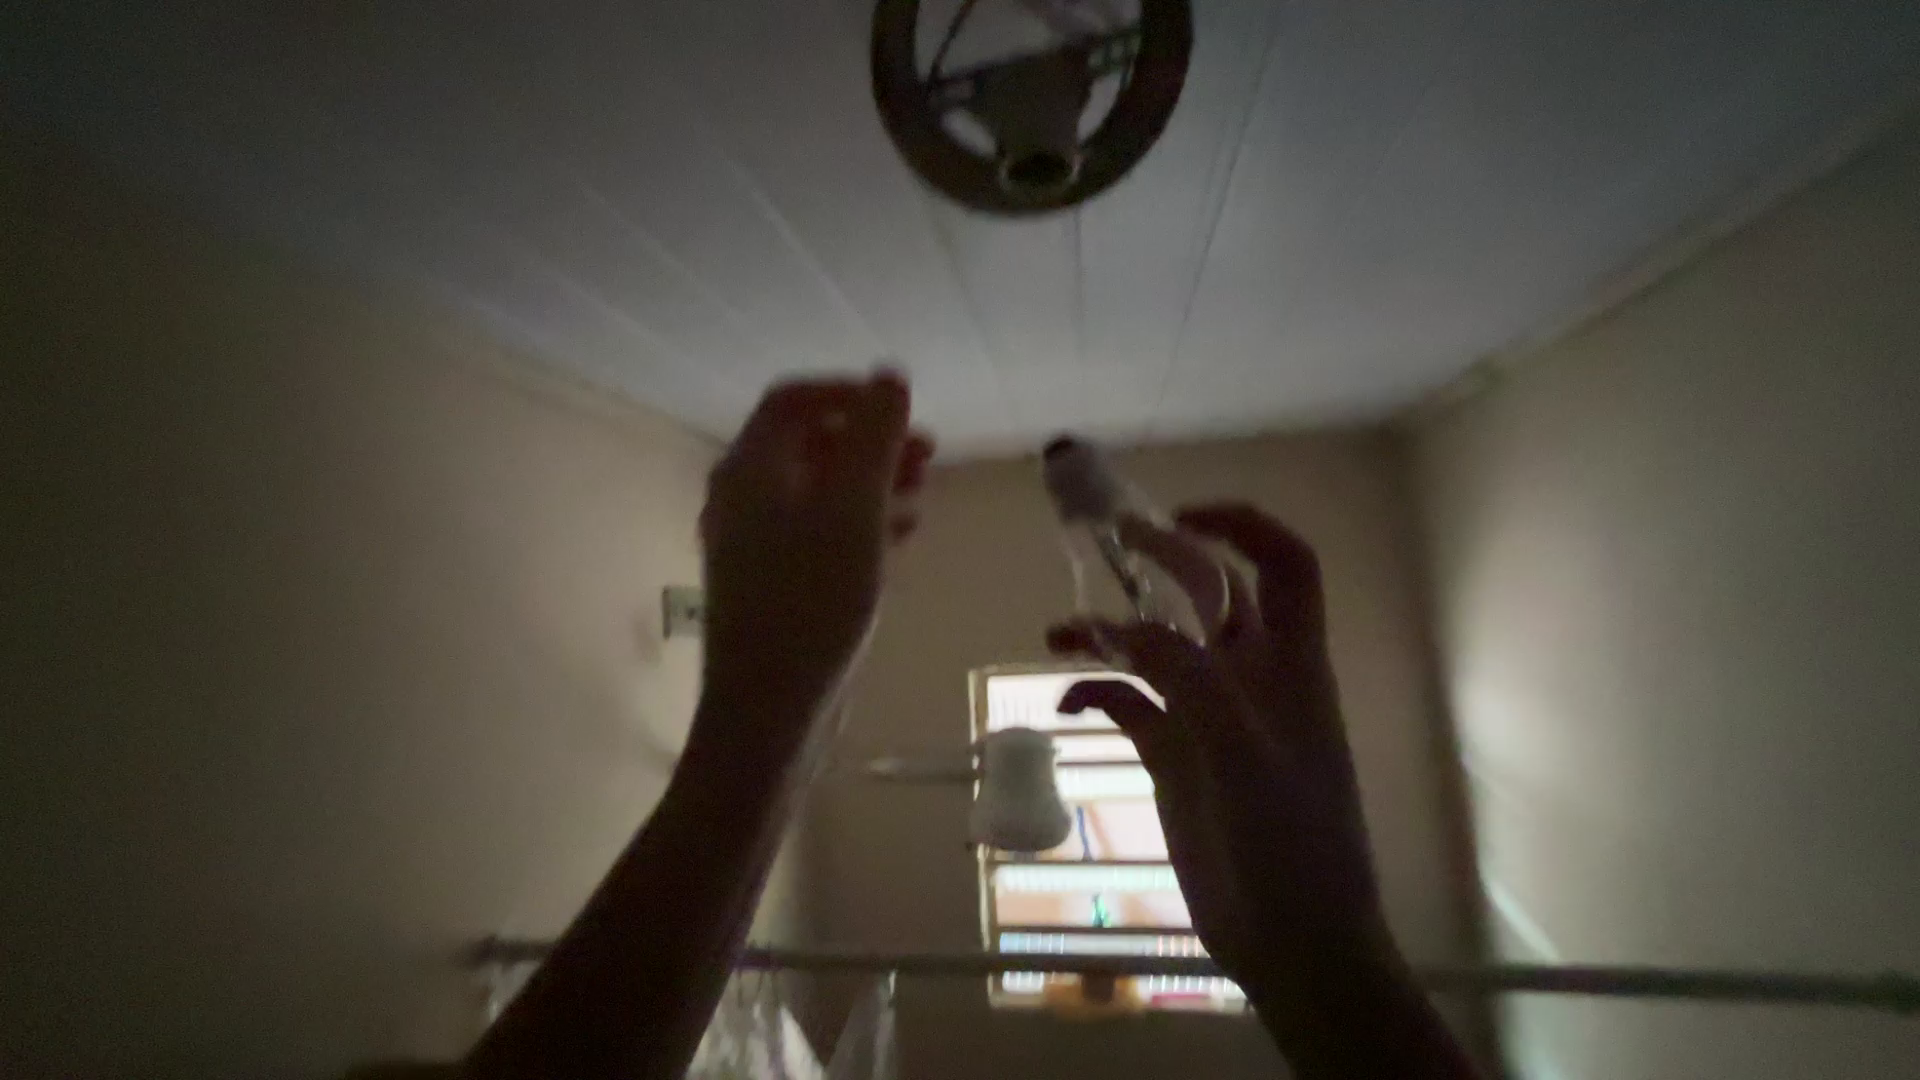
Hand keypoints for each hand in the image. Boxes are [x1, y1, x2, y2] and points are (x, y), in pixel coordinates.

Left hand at [697, 372, 932, 759]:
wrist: (770, 712)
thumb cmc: (813, 602)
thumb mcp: (853, 510)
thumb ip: (874, 437)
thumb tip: (890, 375)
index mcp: (750, 469)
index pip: (794, 401)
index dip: (850, 393)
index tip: (904, 410)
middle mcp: (744, 497)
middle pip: (811, 446)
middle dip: (872, 442)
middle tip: (929, 455)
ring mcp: (757, 543)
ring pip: (821, 491)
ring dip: (872, 484)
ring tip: (922, 497)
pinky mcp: (776, 582)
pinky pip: (821, 532)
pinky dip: (861, 524)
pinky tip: (901, 537)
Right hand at [1046, 504, 1390, 991]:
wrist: (1289, 939)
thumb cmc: (1289, 842)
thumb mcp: (1242, 752)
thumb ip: (1189, 679)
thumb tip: (1126, 628)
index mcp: (1288, 663)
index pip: (1284, 566)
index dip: (1241, 528)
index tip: (1181, 518)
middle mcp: (1247, 675)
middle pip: (1206, 595)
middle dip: (1160, 562)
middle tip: (1106, 545)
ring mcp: (1207, 713)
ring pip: (1155, 648)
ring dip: (1110, 633)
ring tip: (1057, 633)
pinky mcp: (1174, 752)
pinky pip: (1128, 703)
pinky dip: (1097, 692)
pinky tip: (1067, 704)